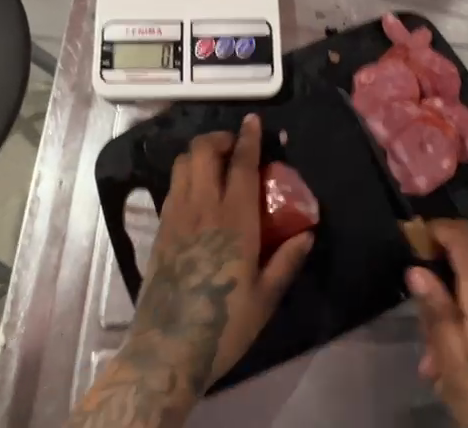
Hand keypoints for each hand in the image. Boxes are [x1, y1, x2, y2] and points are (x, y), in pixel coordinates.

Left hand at [135, 114, 314, 386]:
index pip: (241, 164)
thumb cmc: (224, 324)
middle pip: (204, 150)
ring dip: (201, 153)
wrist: (168, 346)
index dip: (248, 138)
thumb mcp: (265, 298)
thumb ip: (286, 261)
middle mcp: (202, 207)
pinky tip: (199, 192)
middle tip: (237, 146)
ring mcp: (176, 214)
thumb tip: (307, 233)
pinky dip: (188, 174)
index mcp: (233, 219)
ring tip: (218, 164)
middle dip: (221, 138)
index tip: (254, 121)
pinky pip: (173, 184)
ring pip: (184, 162)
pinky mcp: (160, 228)